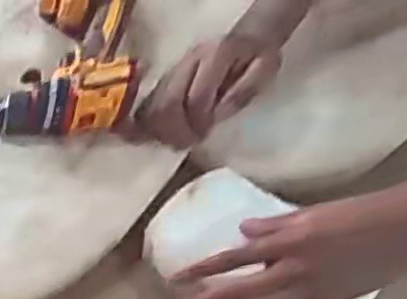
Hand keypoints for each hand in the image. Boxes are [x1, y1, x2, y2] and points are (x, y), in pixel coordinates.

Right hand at [132, 35, 281, 148]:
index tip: (204, 135)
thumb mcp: (266, 69)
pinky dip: (144, 132)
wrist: (241, 44)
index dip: (198, 122)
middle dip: (173, 132)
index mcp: (215, 54)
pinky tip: (157, 139)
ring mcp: (166, 76)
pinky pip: (140, 116)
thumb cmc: (254, 60)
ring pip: (148, 113)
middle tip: (184, 145)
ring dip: (158, 134)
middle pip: (164, 106)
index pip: (196, 97)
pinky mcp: (155, 89)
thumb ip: (244, 91)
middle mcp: (185, 63)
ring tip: (174, 142)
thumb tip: (214, 118)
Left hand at [166, 180, 406, 298]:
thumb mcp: (327, 209)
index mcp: (293, 240)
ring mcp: (309, 290)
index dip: (199, 270)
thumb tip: (243, 232)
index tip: (174, 281)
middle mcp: (294, 268)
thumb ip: (280, 225)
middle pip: (231, 294)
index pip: (231, 259)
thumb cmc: (385, 206)